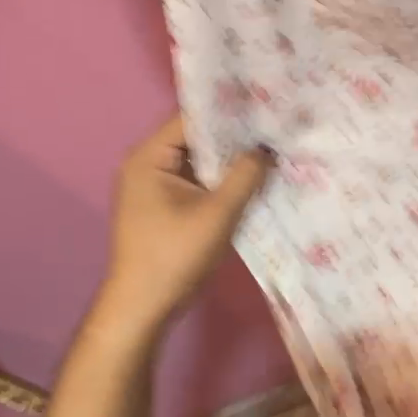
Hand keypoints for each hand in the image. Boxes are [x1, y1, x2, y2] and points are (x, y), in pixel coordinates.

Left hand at [94, 113, 272, 338]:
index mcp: (149, 158)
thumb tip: (267, 148)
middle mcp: (147, 165)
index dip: (227, 113)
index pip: (191, 119)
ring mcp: (155, 188)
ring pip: (199, 162)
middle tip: (273, 129)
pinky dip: (221, 181)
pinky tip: (252, 180)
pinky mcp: (165, 207)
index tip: (263, 109)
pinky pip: (197, 182)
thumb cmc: (174, 255)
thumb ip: (245, 175)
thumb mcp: (218, 213)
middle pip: (196, 139)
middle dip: (233, 137)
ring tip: (269, 150)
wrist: (144, 307)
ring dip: (229, 161)